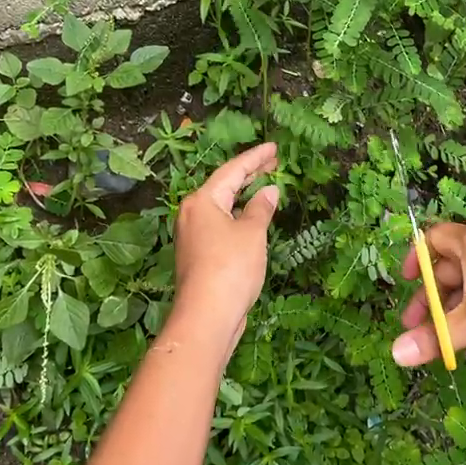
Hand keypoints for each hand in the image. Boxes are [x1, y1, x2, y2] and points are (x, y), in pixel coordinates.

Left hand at [169, 142, 280, 351]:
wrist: (206, 317)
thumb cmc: (230, 268)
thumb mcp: (252, 233)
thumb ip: (261, 208)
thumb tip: (269, 191)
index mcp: (202, 201)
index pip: (232, 170)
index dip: (255, 158)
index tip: (273, 148)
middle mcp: (192, 213)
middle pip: (224, 186)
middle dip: (249, 174)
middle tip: (273, 162)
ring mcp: (192, 235)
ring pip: (221, 206)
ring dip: (243, 196)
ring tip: (265, 186)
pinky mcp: (198, 255)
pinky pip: (220, 224)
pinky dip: (237, 216)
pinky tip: (251, 219)